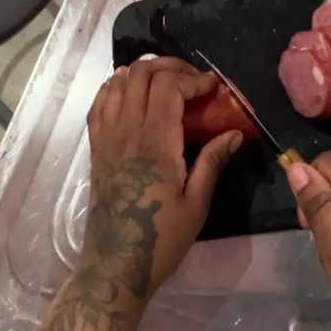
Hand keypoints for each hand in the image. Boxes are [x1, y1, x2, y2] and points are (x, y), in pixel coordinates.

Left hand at [82, 57, 243, 307]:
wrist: (116, 264)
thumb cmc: (162, 238)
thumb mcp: (197, 203)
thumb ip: (213, 161)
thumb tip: (234, 132)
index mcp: (155, 142)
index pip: (168, 87)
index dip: (192, 78)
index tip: (213, 87)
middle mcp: (127, 131)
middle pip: (141, 74)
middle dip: (170, 66)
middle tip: (193, 79)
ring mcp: (107, 137)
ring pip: (118, 83)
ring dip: (143, 72)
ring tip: (166, 82)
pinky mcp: (96, 147)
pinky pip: (100, 103)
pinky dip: (115, 87)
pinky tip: (130, 92)